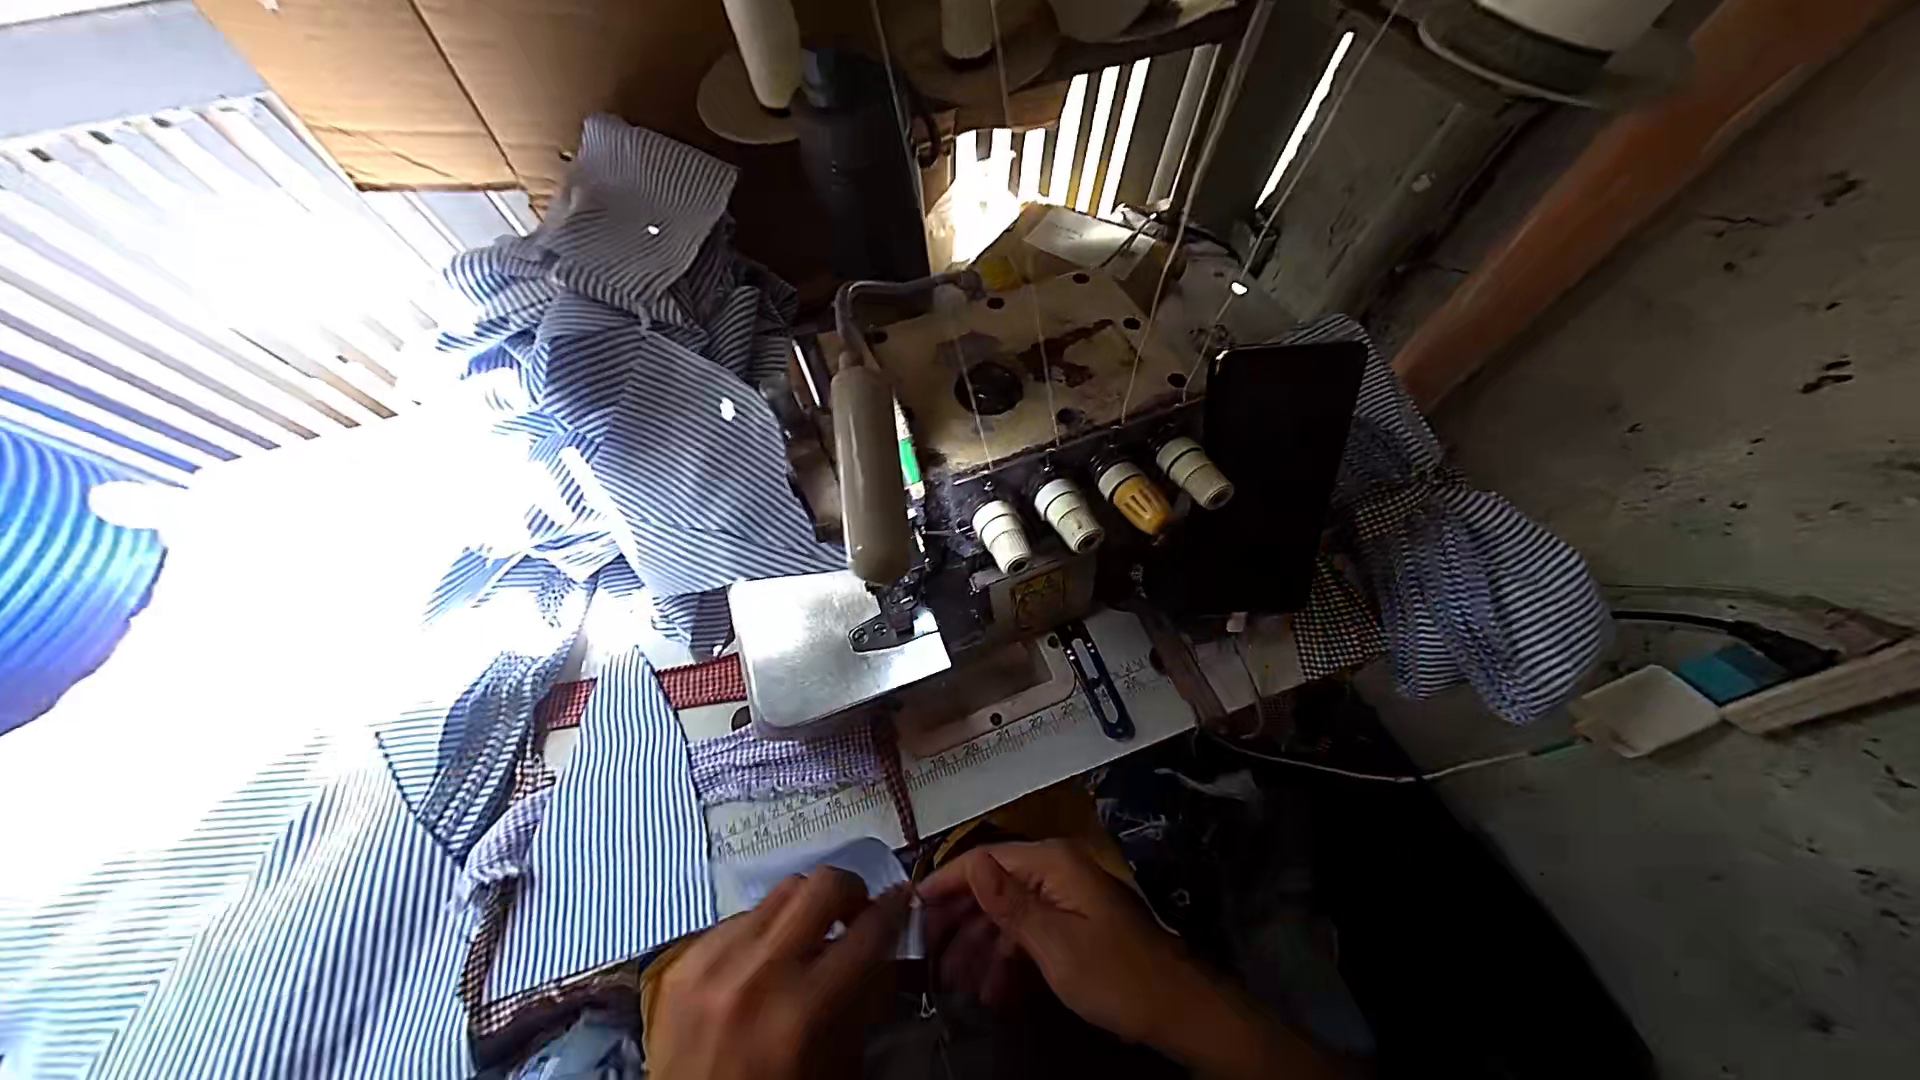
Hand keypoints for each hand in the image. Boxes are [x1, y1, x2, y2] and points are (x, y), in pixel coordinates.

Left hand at [647, 868, 909, 1079]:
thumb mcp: (834, 1065)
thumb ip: (863, 1001)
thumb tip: (884, 947)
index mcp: (799, 1014)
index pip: (868, 931)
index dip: (895, 908)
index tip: (900, 900)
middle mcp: (756, 977)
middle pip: (822, 885)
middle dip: (850, 891)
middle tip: (854, 911)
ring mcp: (715, 963)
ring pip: (783, 890)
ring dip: (805, 908)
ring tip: (808, 936)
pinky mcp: (686, 962)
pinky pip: (742, 915)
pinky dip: (763, 929)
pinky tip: (764, 959)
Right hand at [920, 840, 1348, 1079]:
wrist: (1178, 1009)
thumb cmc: (1114, 973)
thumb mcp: (1054, 943)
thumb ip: (1009, 902)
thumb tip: (971, 861)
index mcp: (1051, 862)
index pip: (986, 859)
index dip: (948, 880)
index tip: (913, 904)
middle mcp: (1055, 869)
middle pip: (994, 884)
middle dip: (960, 919)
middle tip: (927, 951)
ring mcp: (1064, 896)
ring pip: (1008, 911)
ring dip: (981, 945)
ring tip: (953, 980)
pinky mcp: (1071, 922)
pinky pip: (1028, 930)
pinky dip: (1008, 956)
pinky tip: (991, 988)